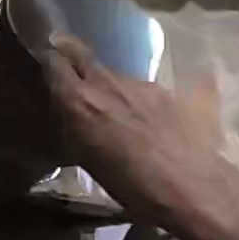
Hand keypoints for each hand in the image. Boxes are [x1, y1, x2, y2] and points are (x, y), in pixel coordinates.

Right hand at [40, 34, 238, 239]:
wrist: (194, 187)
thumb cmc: (133, 186)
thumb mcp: (88, 160)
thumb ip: (75, 127)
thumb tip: (68, 113)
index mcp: (78, 102)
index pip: (53, 63)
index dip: (47, 60)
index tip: (43, 62)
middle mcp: (104, 83)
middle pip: (78, 52)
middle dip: (68, 52)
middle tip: (64, 58)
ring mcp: (136, 82)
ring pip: (111, 73)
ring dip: (105, 83)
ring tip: (112, 106)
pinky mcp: (164, 89)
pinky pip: (137, 86)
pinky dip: (133, 96)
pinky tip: (143, 118)